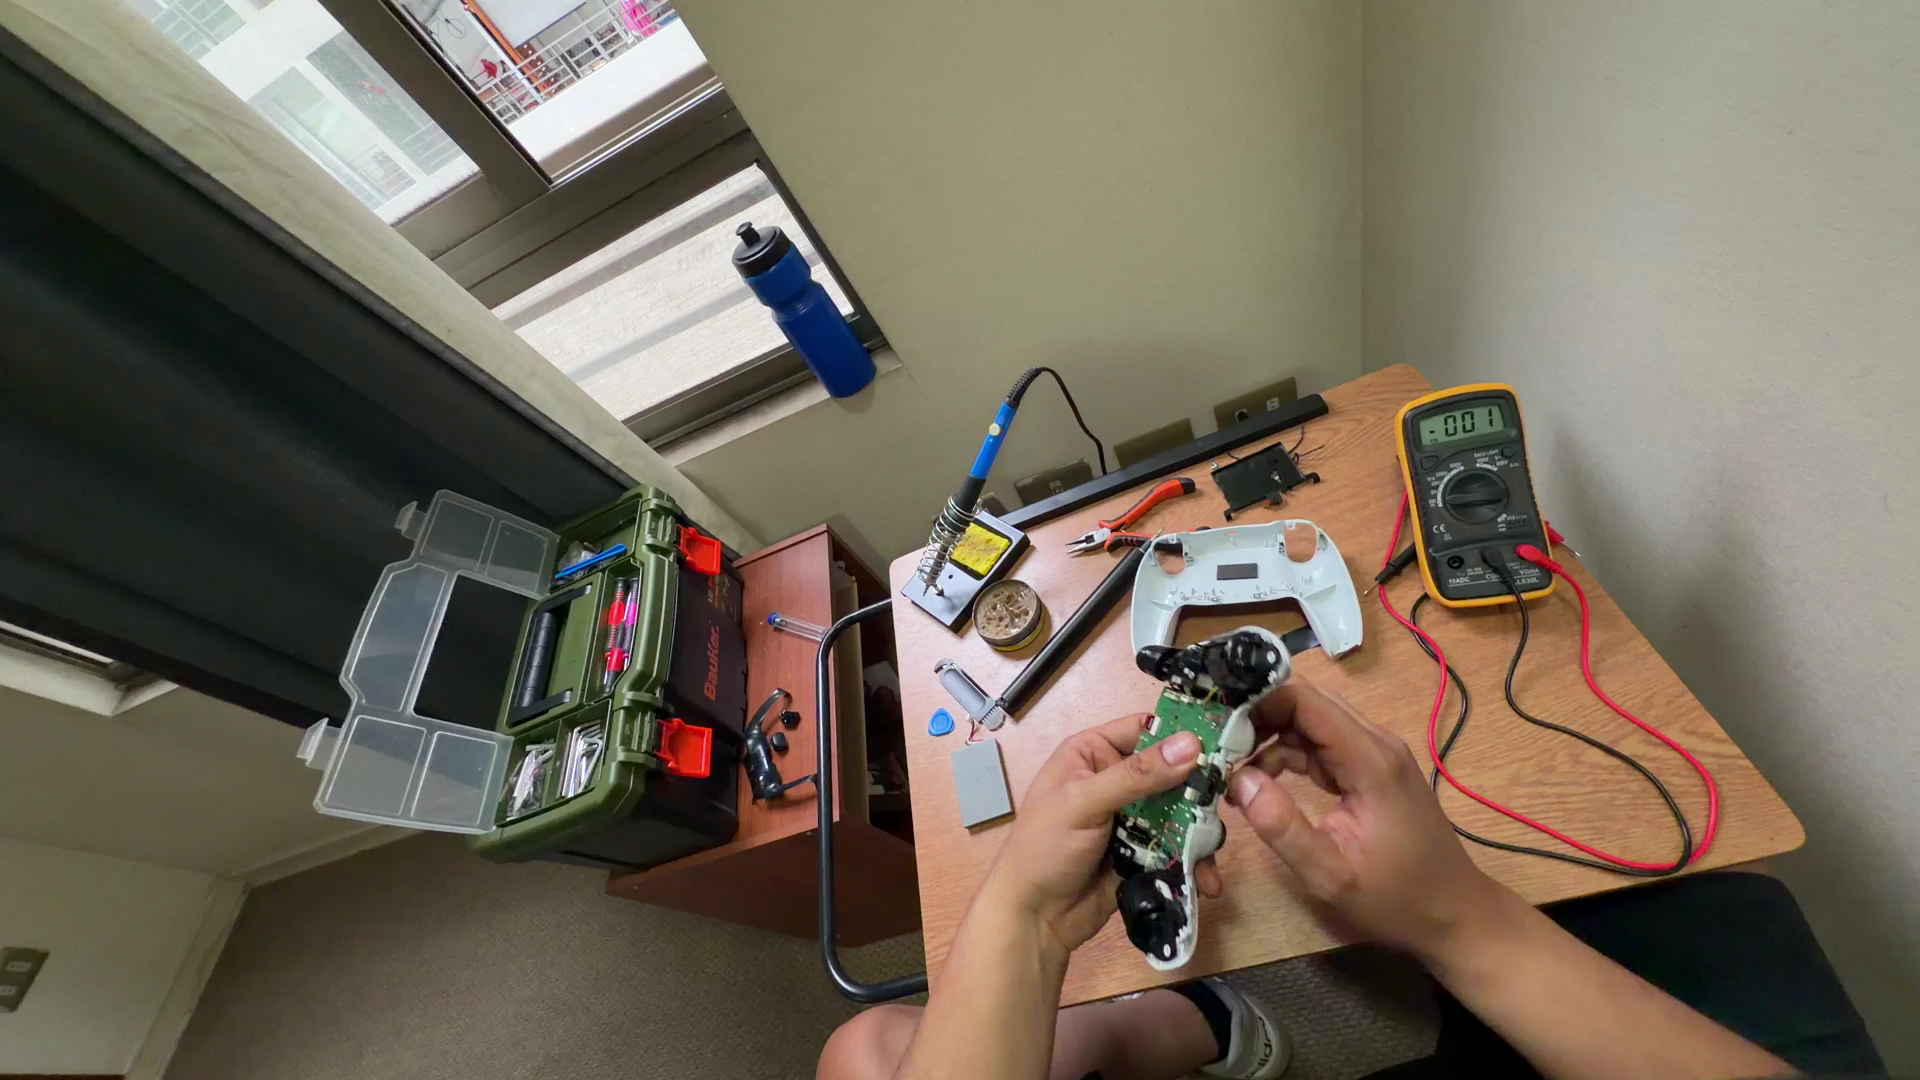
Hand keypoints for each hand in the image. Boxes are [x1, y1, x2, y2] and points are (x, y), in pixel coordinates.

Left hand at [977, 713, 1205, 956]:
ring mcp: (1130, 817)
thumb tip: (1189, 744)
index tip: (1222, 746)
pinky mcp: (1142, 852)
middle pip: (1169, 773)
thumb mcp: (1085, 802)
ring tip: (1213, 854)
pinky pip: (1176, 847)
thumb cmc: (1046, 846)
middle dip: (1197, 792)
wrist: (1035, 917)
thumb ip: (1136, 775)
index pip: (1143, 730)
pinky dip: (1192, 861)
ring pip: (1178, 813)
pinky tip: (1207, 881)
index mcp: (1092, 752)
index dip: (1179, 735)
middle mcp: (1114, 779)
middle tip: (1226, 807)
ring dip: (1198, 832)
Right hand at [1227, 679, 1512, 960]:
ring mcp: (1373, 752)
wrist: (1458, 919)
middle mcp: (1374, 742)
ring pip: (1308, 719)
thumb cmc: (1397, 900)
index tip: (1218, 724)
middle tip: (1216, 743)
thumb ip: (1281, 826)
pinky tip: (1259, 780)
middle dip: (1255, 715)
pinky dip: (1284, 752)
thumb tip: (1238, 780)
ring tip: (1229, 764)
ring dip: (1267, 734)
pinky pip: (1317, 741)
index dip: (1257, 702)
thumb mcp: (1330, 874)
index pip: (1304, 699)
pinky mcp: (1367, 766)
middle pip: (1304, 701)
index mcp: (1368, 759)